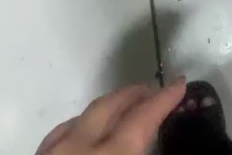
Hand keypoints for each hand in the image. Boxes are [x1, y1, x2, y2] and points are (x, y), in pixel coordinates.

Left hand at [37, 81, 186, 154]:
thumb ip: (145, 151)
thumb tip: (155, 138)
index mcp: (110, 153)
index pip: (142, 118)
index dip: (164, 99)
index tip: (180, 83)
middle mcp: (77, 145)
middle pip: (110, 106)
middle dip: (134, 94)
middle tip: (154, 92)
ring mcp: (51, 151)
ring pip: (82, 115)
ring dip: (108, 108)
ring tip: (125, 109)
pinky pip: (61, 133)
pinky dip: (81, 125)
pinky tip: (86, 132)